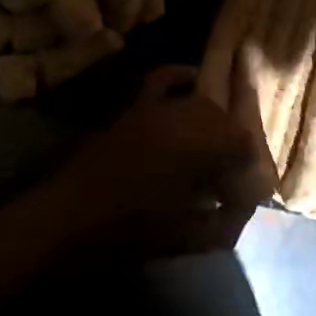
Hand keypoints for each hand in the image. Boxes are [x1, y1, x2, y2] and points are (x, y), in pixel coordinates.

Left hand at [44, 61, 272, 256]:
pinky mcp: (133, 109)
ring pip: (199, 104)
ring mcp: (155, 109)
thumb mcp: (188, 238)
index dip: (248, 164)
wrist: (68, 219)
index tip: (245, 189)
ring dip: (213, 123)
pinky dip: (180, 77)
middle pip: (223, 121)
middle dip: (233, 145)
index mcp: (197, 148)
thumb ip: (226, 221)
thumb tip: (245, 206)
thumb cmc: (129, 233)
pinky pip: (162, 80)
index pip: (241, 142)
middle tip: (230, 173)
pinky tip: (193, 80)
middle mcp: (181, 118)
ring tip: (213, 149)